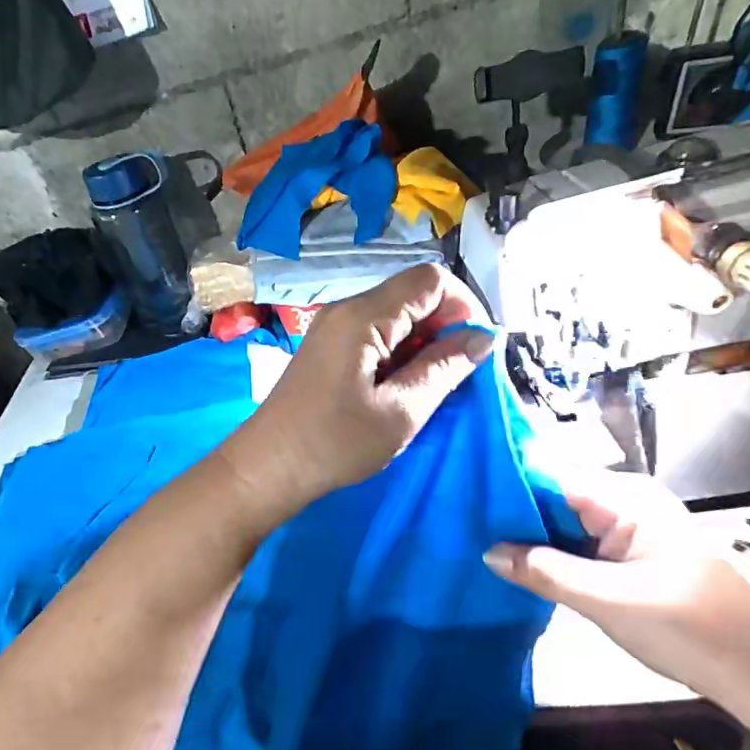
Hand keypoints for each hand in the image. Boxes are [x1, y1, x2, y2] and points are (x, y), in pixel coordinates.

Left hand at [224, 265, 495, 503]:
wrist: (266, 469)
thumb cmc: (334, 444)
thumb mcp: (401, 412)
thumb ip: (444, 368)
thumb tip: (483, 338)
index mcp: (363, 317)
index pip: (431, 279)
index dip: (464, 305)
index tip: (475, 348)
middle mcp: (349, 309)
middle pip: (415, 292)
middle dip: (447, 325)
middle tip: (457, 373)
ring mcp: (337, 326)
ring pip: (400, 313)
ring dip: (427, 341)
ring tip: (432, 384)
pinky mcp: (333, 345)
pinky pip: (381, 331)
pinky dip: (404, 350)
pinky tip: (405, 385)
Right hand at [483, 472, 749, 697]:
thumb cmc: (686, 627)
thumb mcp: (609, 601)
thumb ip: (548, 573)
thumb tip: (489, 551)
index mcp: (628, 497)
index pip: (555, 475)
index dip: (511, 484)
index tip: (464, 497)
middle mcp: (630, 500)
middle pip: (561, 494)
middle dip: (518, 512)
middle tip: (465, 527)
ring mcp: (635, 525)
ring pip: (572, 519)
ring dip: (536, 534)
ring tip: (483, 543)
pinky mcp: (636, 550)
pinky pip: (587, 539)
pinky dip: (559, 550)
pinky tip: (527, 564)